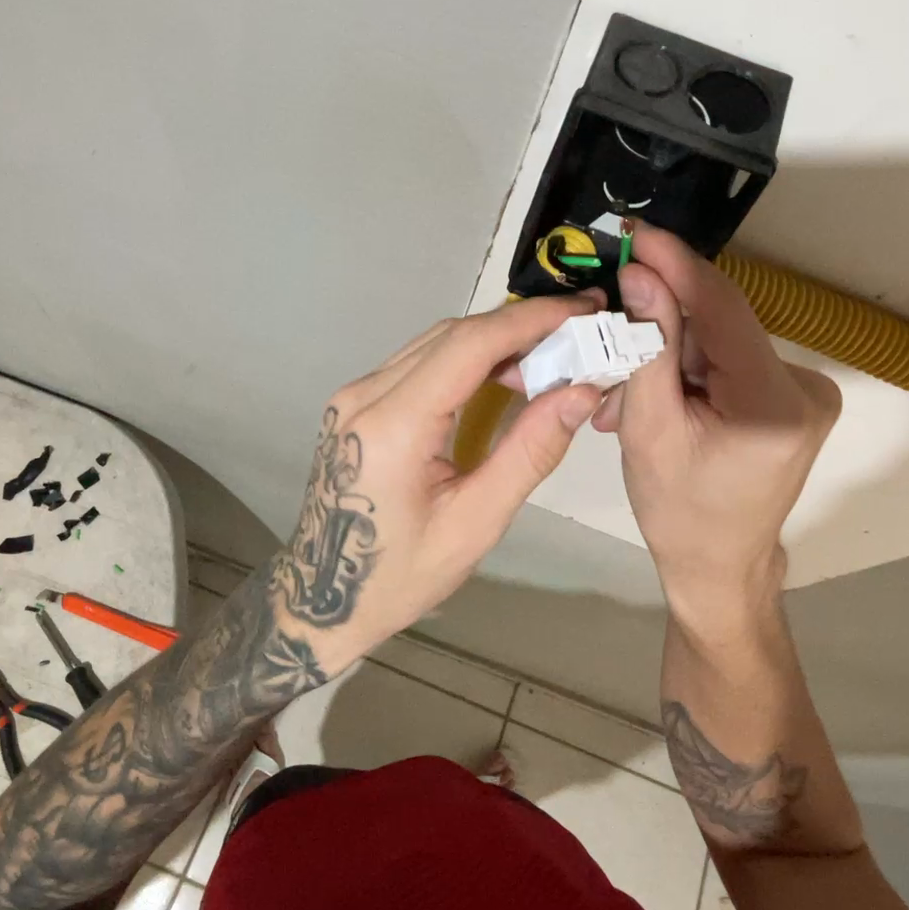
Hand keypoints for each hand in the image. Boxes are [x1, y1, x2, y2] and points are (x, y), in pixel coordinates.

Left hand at [272, 294, 606, 671]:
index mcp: (392, 426)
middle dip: (519, 326)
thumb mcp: (475, 523)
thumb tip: (582, 391)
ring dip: (494, 341)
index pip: (469, 346)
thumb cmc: (400, 575)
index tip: (584, 311)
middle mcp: (365, 396)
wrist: (324, 598)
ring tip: (551, 356)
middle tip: (580, 333)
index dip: (530, 321)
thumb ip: (529, 453)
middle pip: (451, 335)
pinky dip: (466, 360)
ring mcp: (354, 396)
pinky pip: (419, 363)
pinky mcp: (356, 404)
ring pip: (434, 343)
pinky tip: (502, 378)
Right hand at [592, 225, 839, 621]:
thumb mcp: (648, 431)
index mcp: (774, 403)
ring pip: (719, 343)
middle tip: (604, 334)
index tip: (637, 232)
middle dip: (658, 325)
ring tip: (623, 393)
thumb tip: (640, 276)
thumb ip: (647, 350)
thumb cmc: (677, 511)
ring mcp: (806, 393)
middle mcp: (806, 389)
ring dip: (667, 353)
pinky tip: (656, 395)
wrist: (718, 565)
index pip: (723, 310)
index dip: (678, 264)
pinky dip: (688, 370)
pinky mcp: (794, 399)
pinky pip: (729, 362)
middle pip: (718, 327)